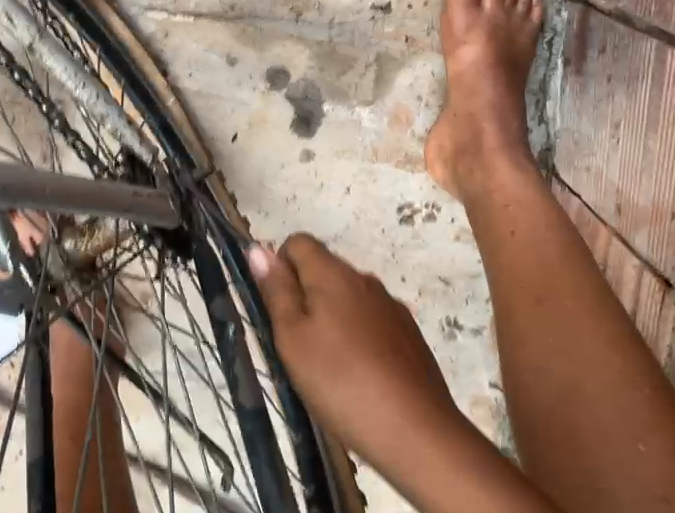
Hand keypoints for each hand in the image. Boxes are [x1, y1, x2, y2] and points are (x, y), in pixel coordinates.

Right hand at [250, 234, 464, 468]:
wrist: (417, 433)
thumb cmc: (341, 381)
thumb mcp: (292, 338)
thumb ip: (276, 290)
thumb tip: (258, 249)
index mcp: (333, 273)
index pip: (298, 242)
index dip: (279, 267)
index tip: (277, 309)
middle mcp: (365, 280)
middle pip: (324, 269)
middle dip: (305, 295)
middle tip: (296, 343)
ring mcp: (392, 308)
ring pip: (348, 298)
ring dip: (332, 318)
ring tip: (327, 365)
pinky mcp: (410, 336)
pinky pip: (372, 322)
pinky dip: (359, 337)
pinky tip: (359, 376)